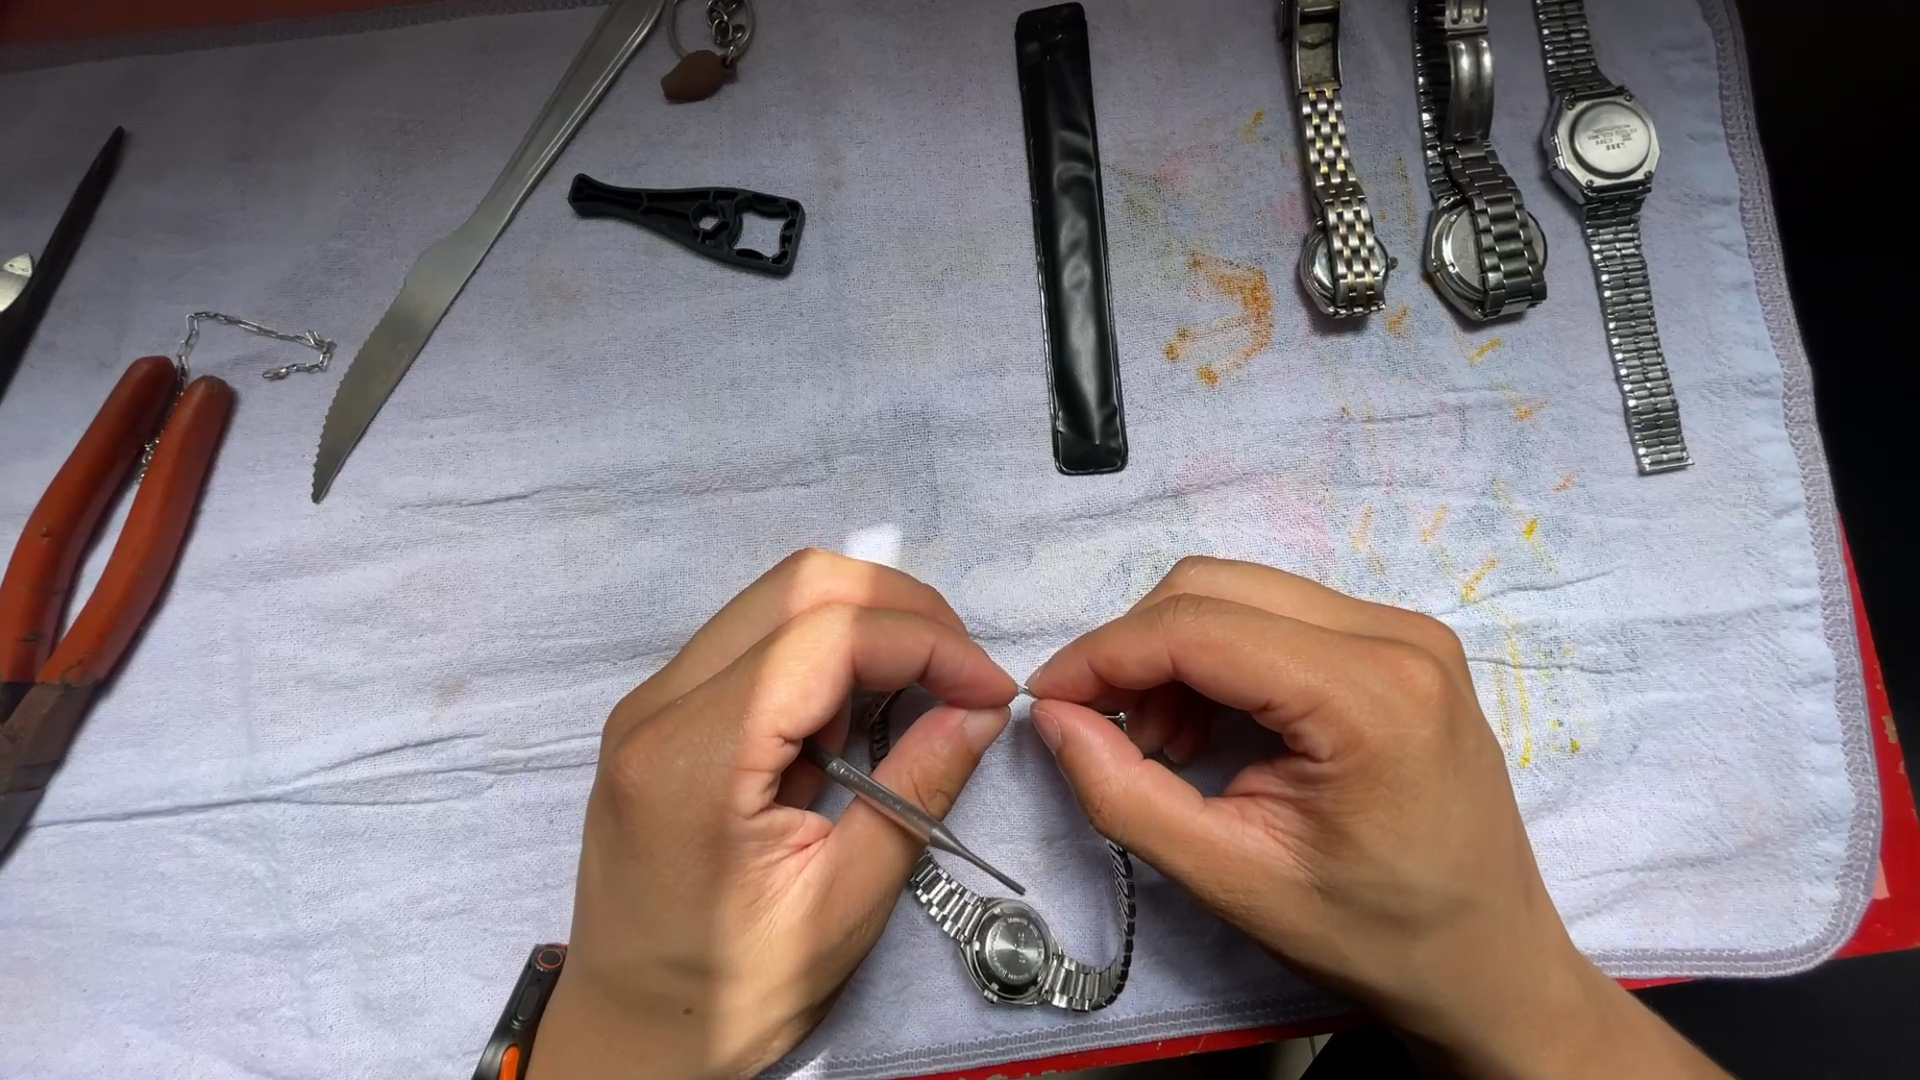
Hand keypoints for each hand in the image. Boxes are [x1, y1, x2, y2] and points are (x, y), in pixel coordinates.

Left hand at [528, 551, 1016, 1078]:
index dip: (928, 643)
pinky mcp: (671, 704)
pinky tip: (859, 706)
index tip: (991, 690)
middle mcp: (661, 701)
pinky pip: (767, 633)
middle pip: (802, 582)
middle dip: (903, 608)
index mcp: (695, 757)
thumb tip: (984, 707)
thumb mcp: (844, 904)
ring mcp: (658, 695)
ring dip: (870, 621)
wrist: (629, 1031)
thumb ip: (918, 789)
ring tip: (919, 689)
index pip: (828, 636)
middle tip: (961, 671)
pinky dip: (834, 646)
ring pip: (785, 594)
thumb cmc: (733, 991)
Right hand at [1025, 557, 1725, 1078]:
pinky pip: (1264, 612)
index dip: (1103, 655)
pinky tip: (1205, 722)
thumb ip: (1123, 794)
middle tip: (1103, 722)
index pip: (1197, 629)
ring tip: (1161, 738)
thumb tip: (1051, 716)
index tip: (1047, 698)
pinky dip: (1209, 656)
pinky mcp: (1389, 638)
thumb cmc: (1372, 936)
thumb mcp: (1230, 880)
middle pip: (1209, 587)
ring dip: (1169, 652)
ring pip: (1232, 591)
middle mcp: (1392, 633)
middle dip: (1133, 648)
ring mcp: (1398, 627)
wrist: (1491, 964)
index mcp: (1370, 695)